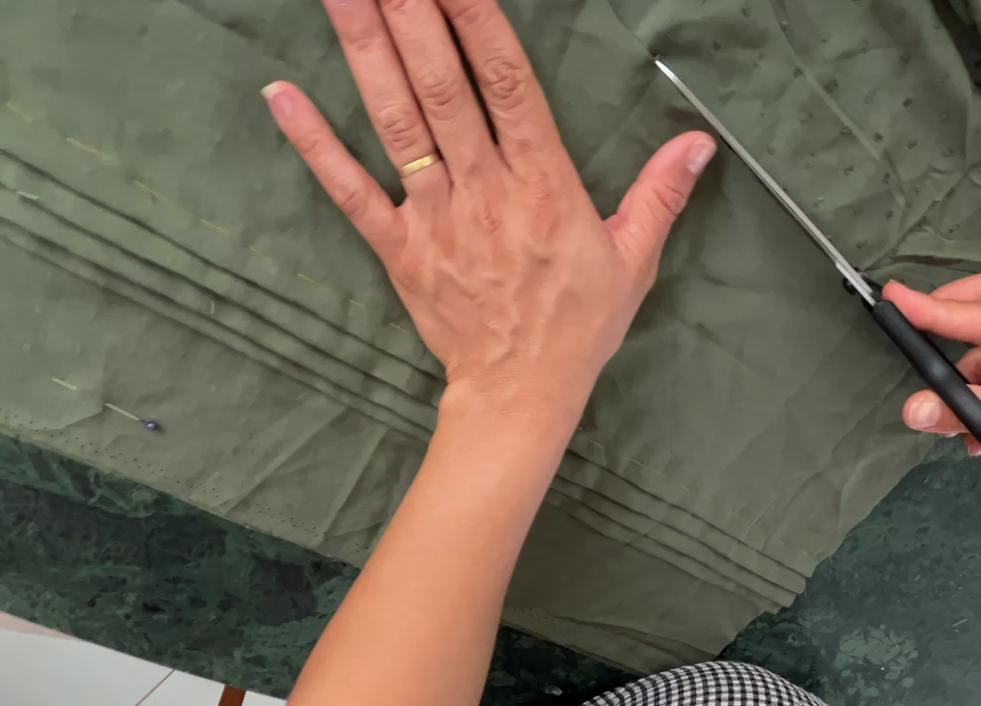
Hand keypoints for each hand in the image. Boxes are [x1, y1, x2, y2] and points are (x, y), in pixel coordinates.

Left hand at [262, 0, 715, 432]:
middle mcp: (487, 193)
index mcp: (545, 188)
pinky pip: (353, 193)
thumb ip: (659, 197)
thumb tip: (699, 143)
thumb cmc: (579, 328)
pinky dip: (316, 146)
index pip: (508, 85)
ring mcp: (438, 222)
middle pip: (442, 87)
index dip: (477, 18)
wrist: (521, 393)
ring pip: (398, 124)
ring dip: (364, 50)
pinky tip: (281, 94)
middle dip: (410, 12)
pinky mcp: (401, 251)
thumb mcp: (632, 264)